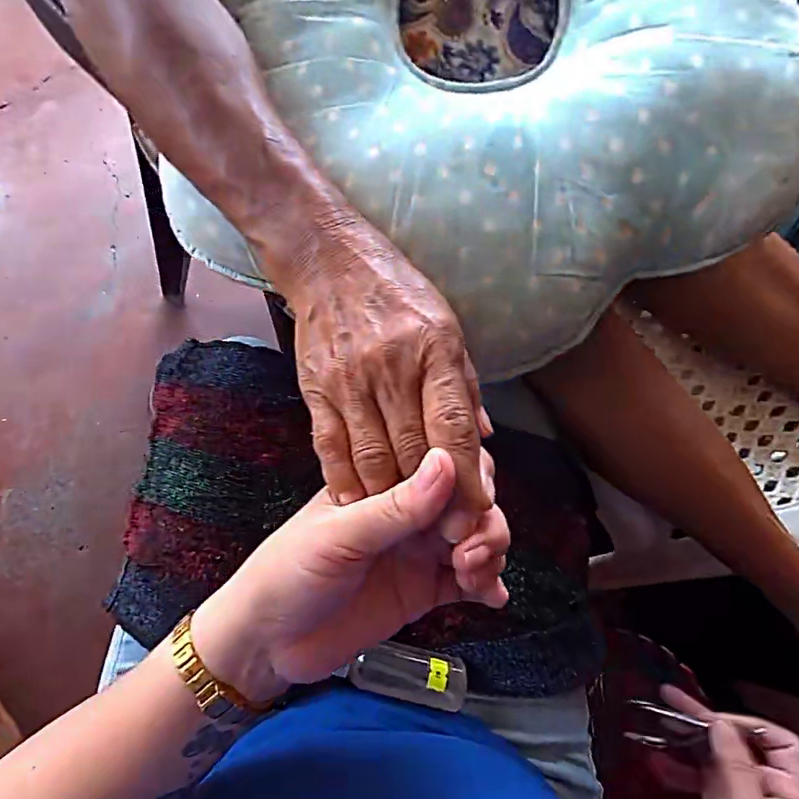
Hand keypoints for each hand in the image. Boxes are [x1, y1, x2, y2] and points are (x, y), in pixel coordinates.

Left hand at [191, 448, 508, 702]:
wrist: (267, 641)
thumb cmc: (283, 576)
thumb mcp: (338, 536)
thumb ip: (394, 506)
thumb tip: (444, 462)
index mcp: (374, 486)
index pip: (436, 464)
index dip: (465, 479)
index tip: (470, 506)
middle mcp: (399, 515)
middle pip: (464, 500)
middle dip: (483, 518)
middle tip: (470, 548)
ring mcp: (411, 553)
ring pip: (472, 538)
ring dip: (488, 550)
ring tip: (473, 573)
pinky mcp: (419, 592)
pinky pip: (466, 582)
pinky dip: (486, 584)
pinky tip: (489, 594)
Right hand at [284, 213, 489, 538]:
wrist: (328, 262)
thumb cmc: (394, 291)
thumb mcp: (445, 325)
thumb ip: (462, 385)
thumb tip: (482, 437)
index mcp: (433, 349)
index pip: (454, 428)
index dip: (467, 479)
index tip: (476, 514)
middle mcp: (390, 368)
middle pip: (413, 451)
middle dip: (432, 501)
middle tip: (445, 537)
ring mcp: (348, 380)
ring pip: (371, 456)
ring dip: (388, 499)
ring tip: (402, 530)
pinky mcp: (315, 389)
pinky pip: (330, 446)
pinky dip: (343, 480)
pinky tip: (356, 504)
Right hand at [666, 687, 798, 798]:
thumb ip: (732, 765)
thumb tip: (720, 722)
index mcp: (793, 793)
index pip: (777, 741)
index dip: (744, 724)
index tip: (708, 718)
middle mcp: (771, 791)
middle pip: (741, 745)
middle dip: (706, 724)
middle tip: (669, 700)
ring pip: (717, 758)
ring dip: (688, 743)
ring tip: (657, 726)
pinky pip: (702, 777)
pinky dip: (681, 766)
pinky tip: (659, 760)